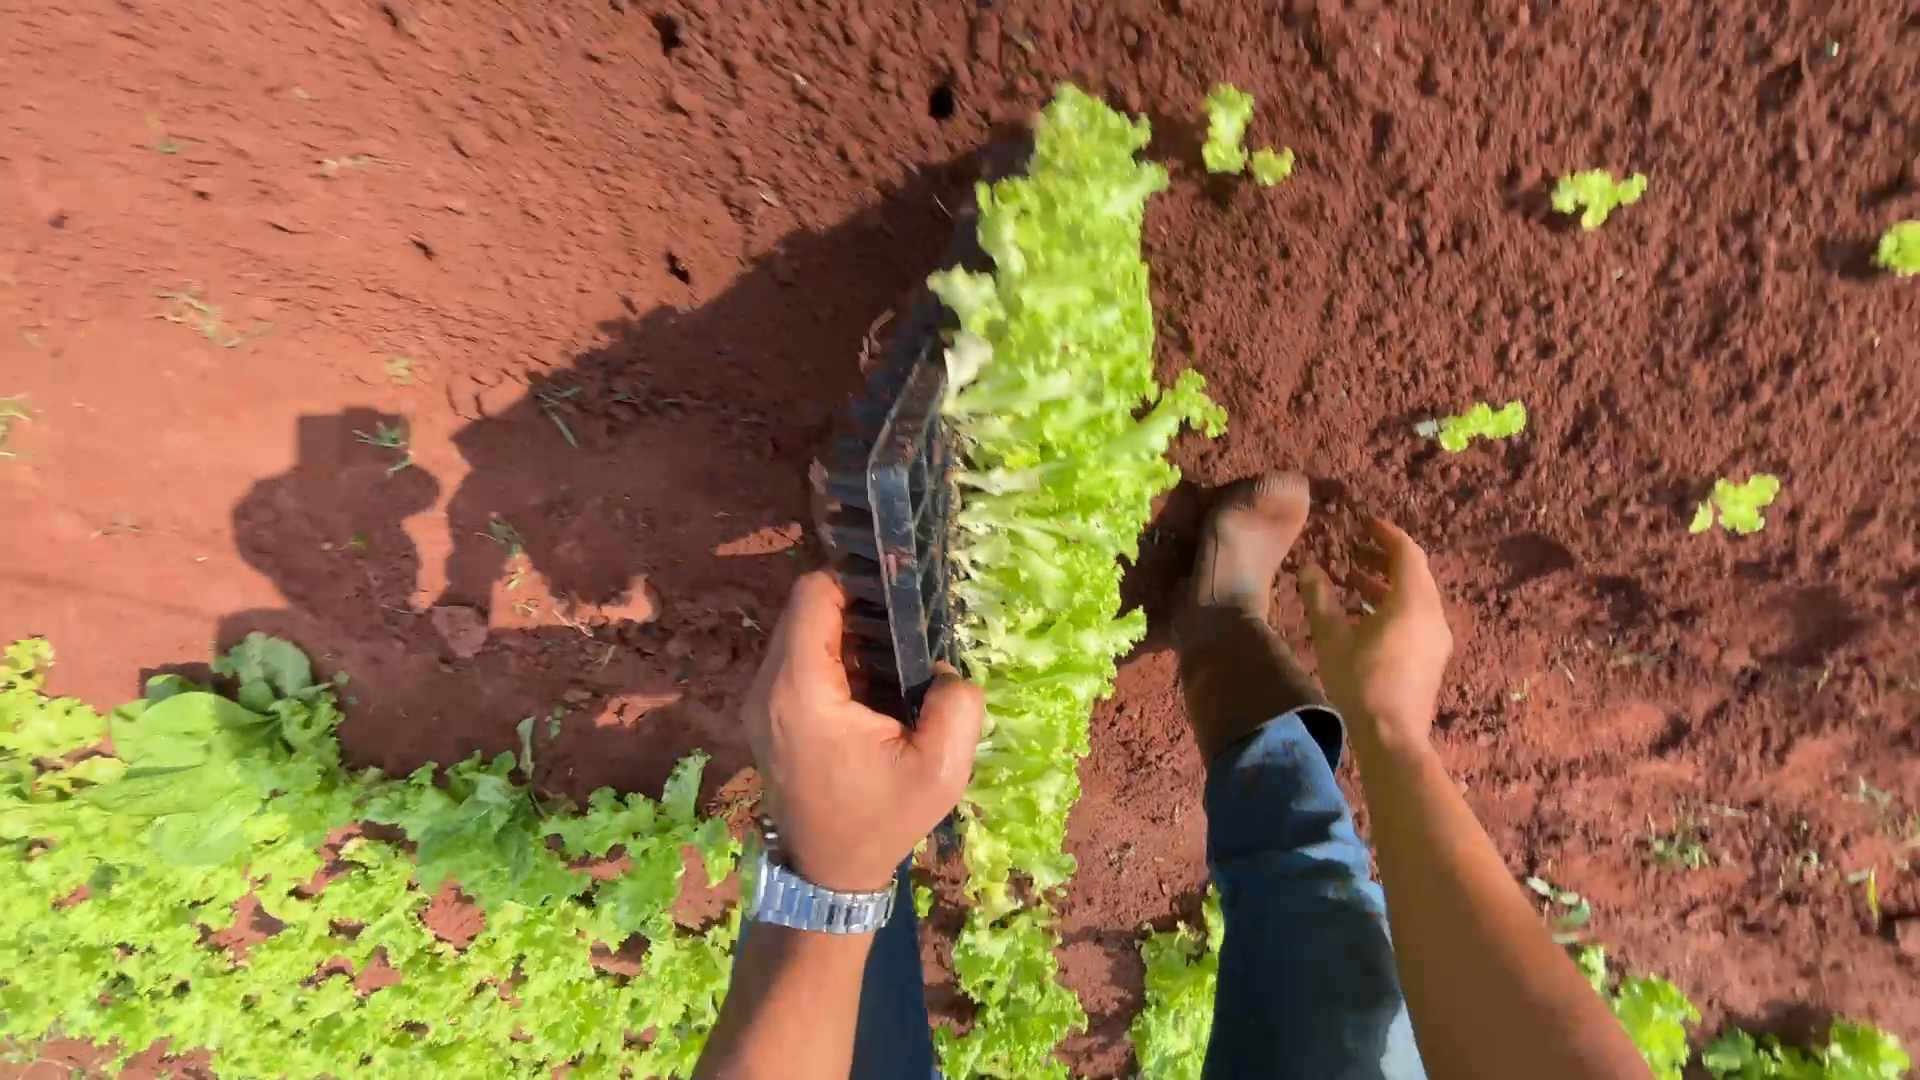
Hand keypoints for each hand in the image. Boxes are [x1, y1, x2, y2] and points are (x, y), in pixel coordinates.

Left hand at [743, 572, 983, 892]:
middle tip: (907, 628)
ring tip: (894, 656)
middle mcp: (767, 686)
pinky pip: (798, 659)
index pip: (813, 593)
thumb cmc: (881, 822)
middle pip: (806, 608)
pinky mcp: (766, 713)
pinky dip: (834, 656)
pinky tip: (872, 684)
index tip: (900, 598)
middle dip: (858, 607)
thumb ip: (958, 707)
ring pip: (801, 631)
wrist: (826, 877)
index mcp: (801, 691)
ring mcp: (761, 700)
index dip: (857, 581)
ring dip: (847, 632)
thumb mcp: (941, 772)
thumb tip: (943, 670)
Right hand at [1294, 516, 1452, 750]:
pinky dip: (1391, 602)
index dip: (1385, 533)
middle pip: (1414, 572)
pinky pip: (1415, 614)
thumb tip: (1309, 568)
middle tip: (1352, 549)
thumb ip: (1320, 598)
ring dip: (1384, 581)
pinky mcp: (1431, 656)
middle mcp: (1432, 615)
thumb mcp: (1332, 637)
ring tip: (1350, 578)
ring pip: (1415, 595)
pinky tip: (1363, 613)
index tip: (1362, 522)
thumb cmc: (1360, 681)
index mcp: (1412, 603)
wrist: (1392, 735)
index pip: (1406, 552)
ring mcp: (1436, 638)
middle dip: (1382, 556)